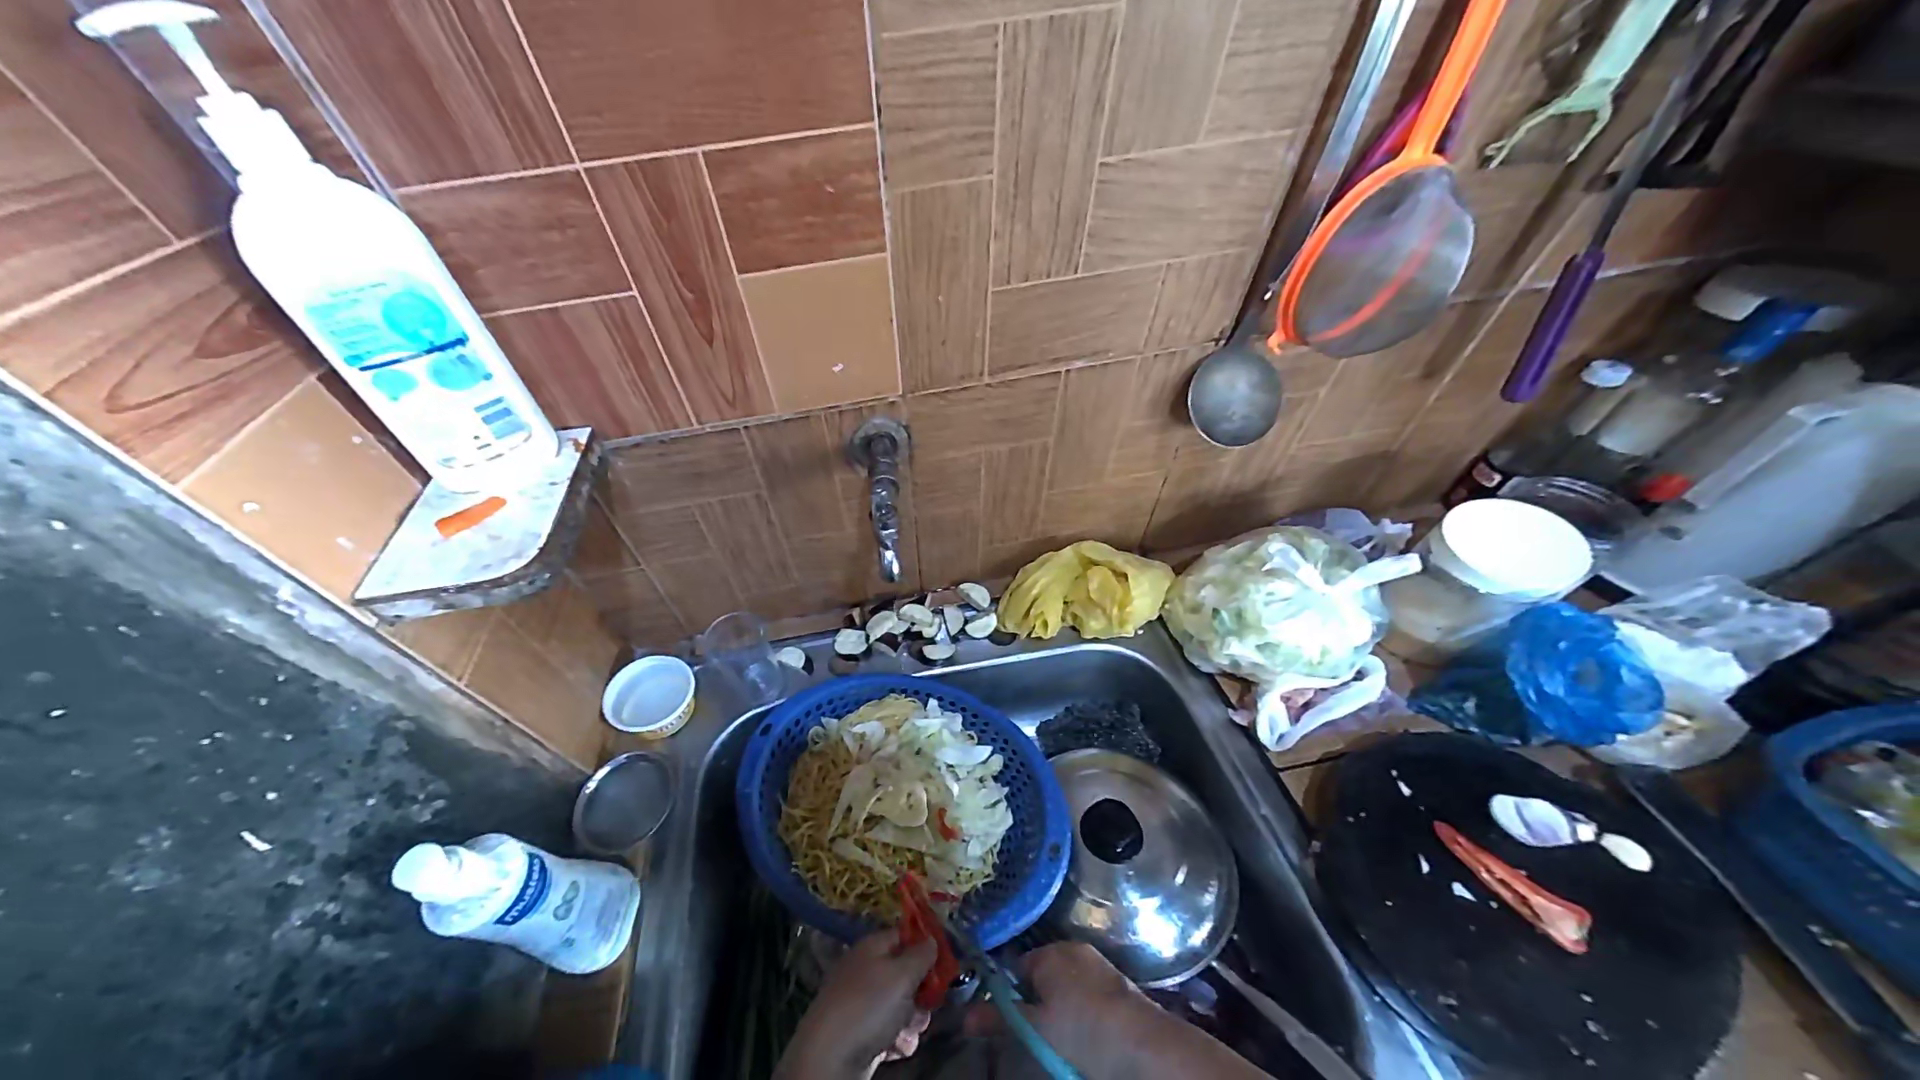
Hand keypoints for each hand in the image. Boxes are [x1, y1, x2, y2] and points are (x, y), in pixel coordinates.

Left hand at [776, 932, 936, 1079]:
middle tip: (927, 1004)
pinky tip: (897, 1047)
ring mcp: (862, 1003)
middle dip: (921, 992)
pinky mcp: (861, 1033)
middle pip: (905, 974)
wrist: (830, 1058)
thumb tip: (931, 939)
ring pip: (901, 1006)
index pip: (904, 935)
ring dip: (912, 1019)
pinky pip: (889, 1030)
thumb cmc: (869, 1005)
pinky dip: (897, 1039)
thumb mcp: (902, 974)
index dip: (926, 946)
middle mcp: (866, 970)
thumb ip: (922, 955)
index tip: (945, 962)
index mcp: (873, 947)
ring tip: (909, 1031)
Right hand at [965, 943, 1271, 1079]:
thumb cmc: (1082, 1031)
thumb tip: (964, 1016)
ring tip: (1063, 1038)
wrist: (1144, 1043)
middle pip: (1042, 973)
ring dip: (1061, 1005)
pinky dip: (1083, 1008)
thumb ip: (1000, 1018)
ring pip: (1067, 983)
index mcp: (1049, 953)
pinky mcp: (1117, 981)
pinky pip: (1088, 990)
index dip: (1011, 994)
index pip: (1017, 967)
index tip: (1014, 1020)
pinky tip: (1088, 1033)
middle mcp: (1072, 948)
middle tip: (1038, 1033)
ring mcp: (1098, 963)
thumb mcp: (1035, 1029)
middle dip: (1037, 1000)